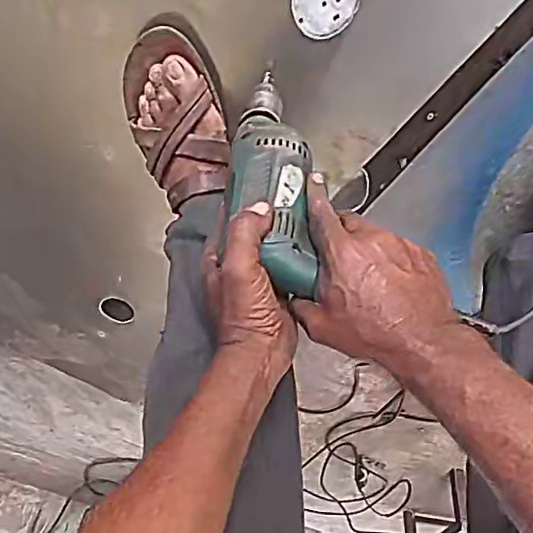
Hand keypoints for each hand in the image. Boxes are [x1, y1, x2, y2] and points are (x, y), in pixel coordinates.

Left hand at [203, 204, 296, 378]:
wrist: (262, 351)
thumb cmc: (243, 316)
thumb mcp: (238, 267)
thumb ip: (245, 232)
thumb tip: (260, 207)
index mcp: (220, 258)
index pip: (229, 218)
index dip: (243, 199)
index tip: (262, 181)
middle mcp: (238, 266)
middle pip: (254, 230)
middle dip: (270, 214)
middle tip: (289, 194)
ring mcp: (260, 279)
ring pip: (274, 246)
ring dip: (287, 233)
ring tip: (304, 212)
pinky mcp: (280, 291)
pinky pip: (291, 265)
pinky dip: (300, 254)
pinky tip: (312, 243)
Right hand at [290, 175, 471, 378]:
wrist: (422, 342)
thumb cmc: (378, 334)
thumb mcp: (323, 327)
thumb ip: (302, 306)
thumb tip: (296, 300)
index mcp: (343, 254)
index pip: (322, 213)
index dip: (313, 196)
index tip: (311, 185)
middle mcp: (372, 241)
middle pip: (349, 225)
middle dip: (340, 239)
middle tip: (337, 265)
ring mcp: (399, 245)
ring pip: (374, 238)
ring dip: (366, 254)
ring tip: (368, 284)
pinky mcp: (419, 254)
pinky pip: (397, 251)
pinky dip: (391, 264)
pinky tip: (389, 288)